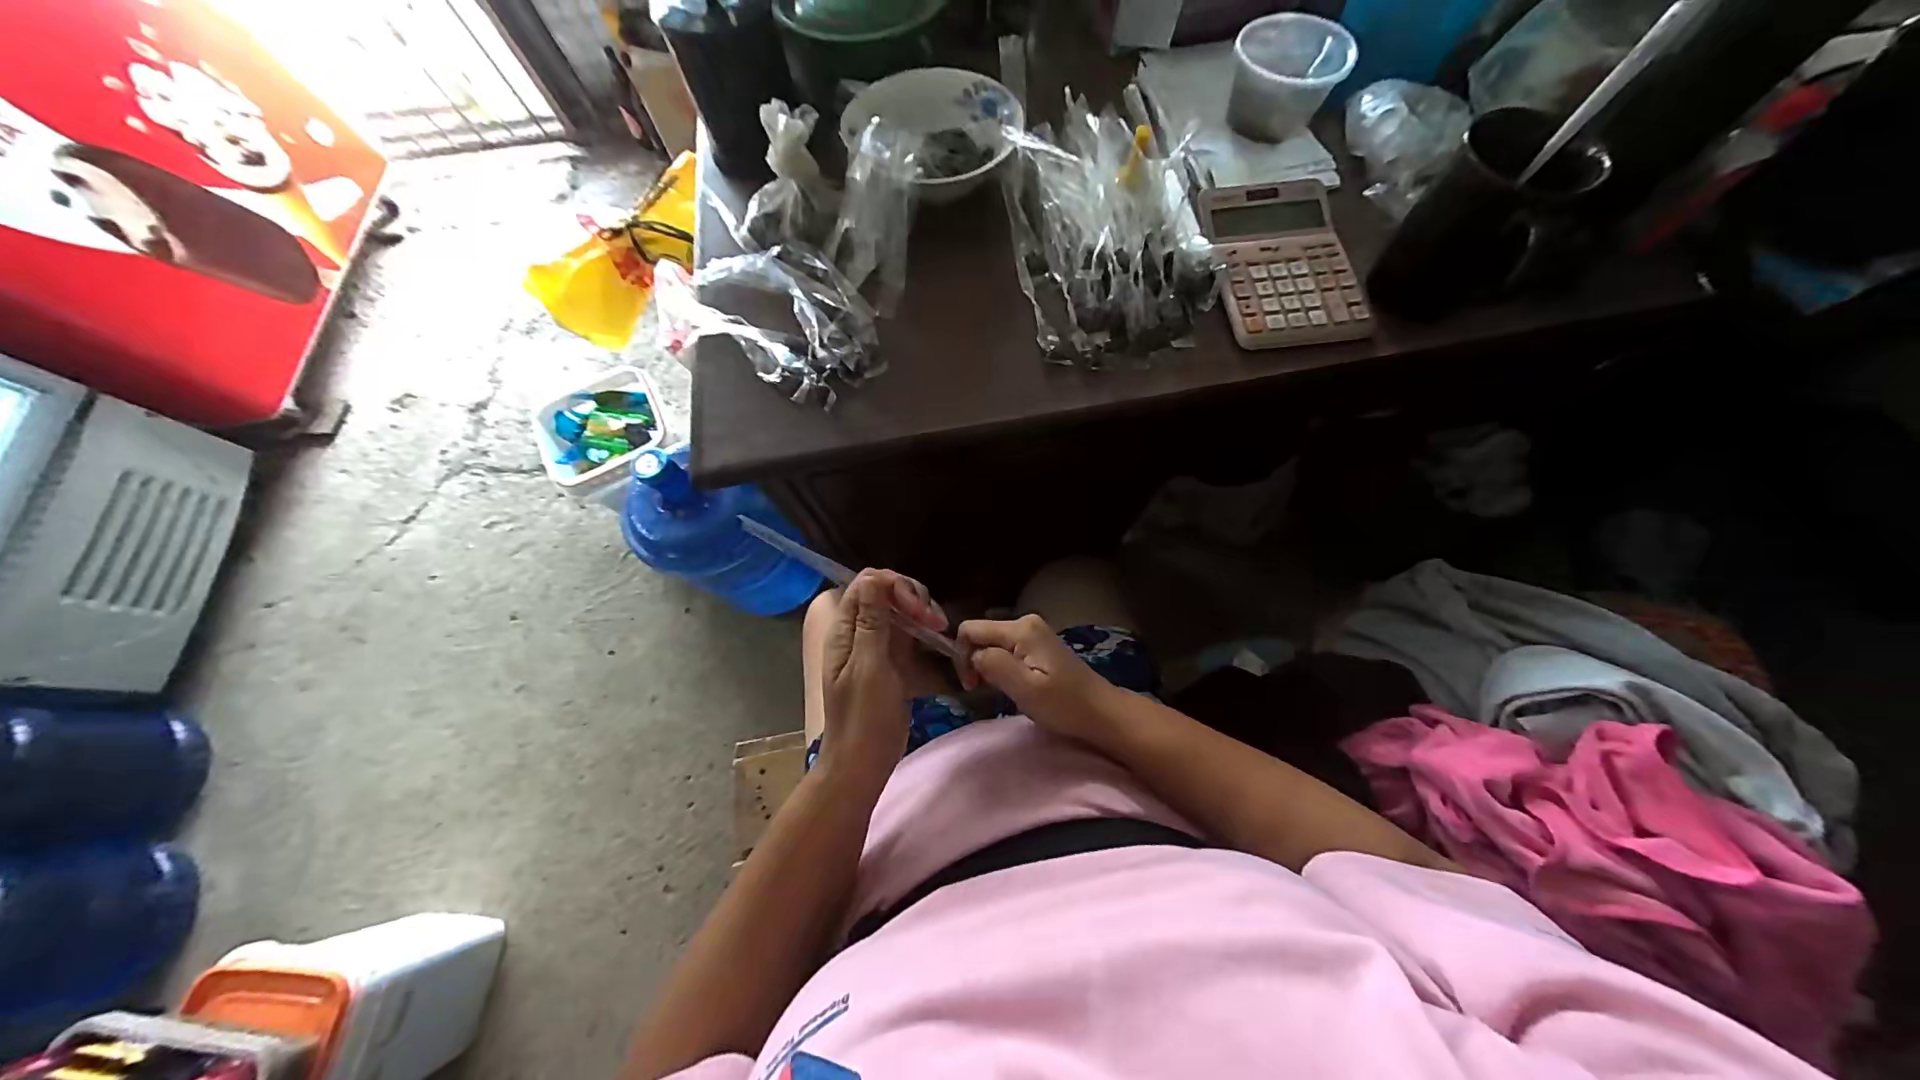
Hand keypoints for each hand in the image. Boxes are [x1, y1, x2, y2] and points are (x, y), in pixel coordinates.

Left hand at [819, 569, 947, 780]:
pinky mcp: (892, 662)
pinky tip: (940, 642)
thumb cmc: (864, 718)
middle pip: (886, 593)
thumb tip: (873, 578)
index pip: (868, 584)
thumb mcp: (870, 667)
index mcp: (845, 630)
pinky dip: (924, 633)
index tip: (919, 611)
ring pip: (900, 612)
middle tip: (936, 624)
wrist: (862, 763)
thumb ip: (872, 622)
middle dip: (913, 598)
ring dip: (922, 614)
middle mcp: (858, 632)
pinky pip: (908, 634)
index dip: (896, 586)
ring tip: (941, 632)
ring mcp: (876, 647)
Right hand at [956, 615, 1117, 742]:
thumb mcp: (1025, 689)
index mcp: (1021, 629)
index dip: (962, 656)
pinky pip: (1006, 650)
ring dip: (988, 667)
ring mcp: (1033, 632)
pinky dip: (1002, 668)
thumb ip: (994, 665)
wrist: (1102, 713)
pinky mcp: (1038, 645)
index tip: (973, 685)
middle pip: (981, 635)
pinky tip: (1014, 686)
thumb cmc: (1064, 705)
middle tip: (985, 691)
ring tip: (1002, 691)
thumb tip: (972, 655)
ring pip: (992, 644)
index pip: (970, 630)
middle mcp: (1025, 622)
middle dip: (975, 662)